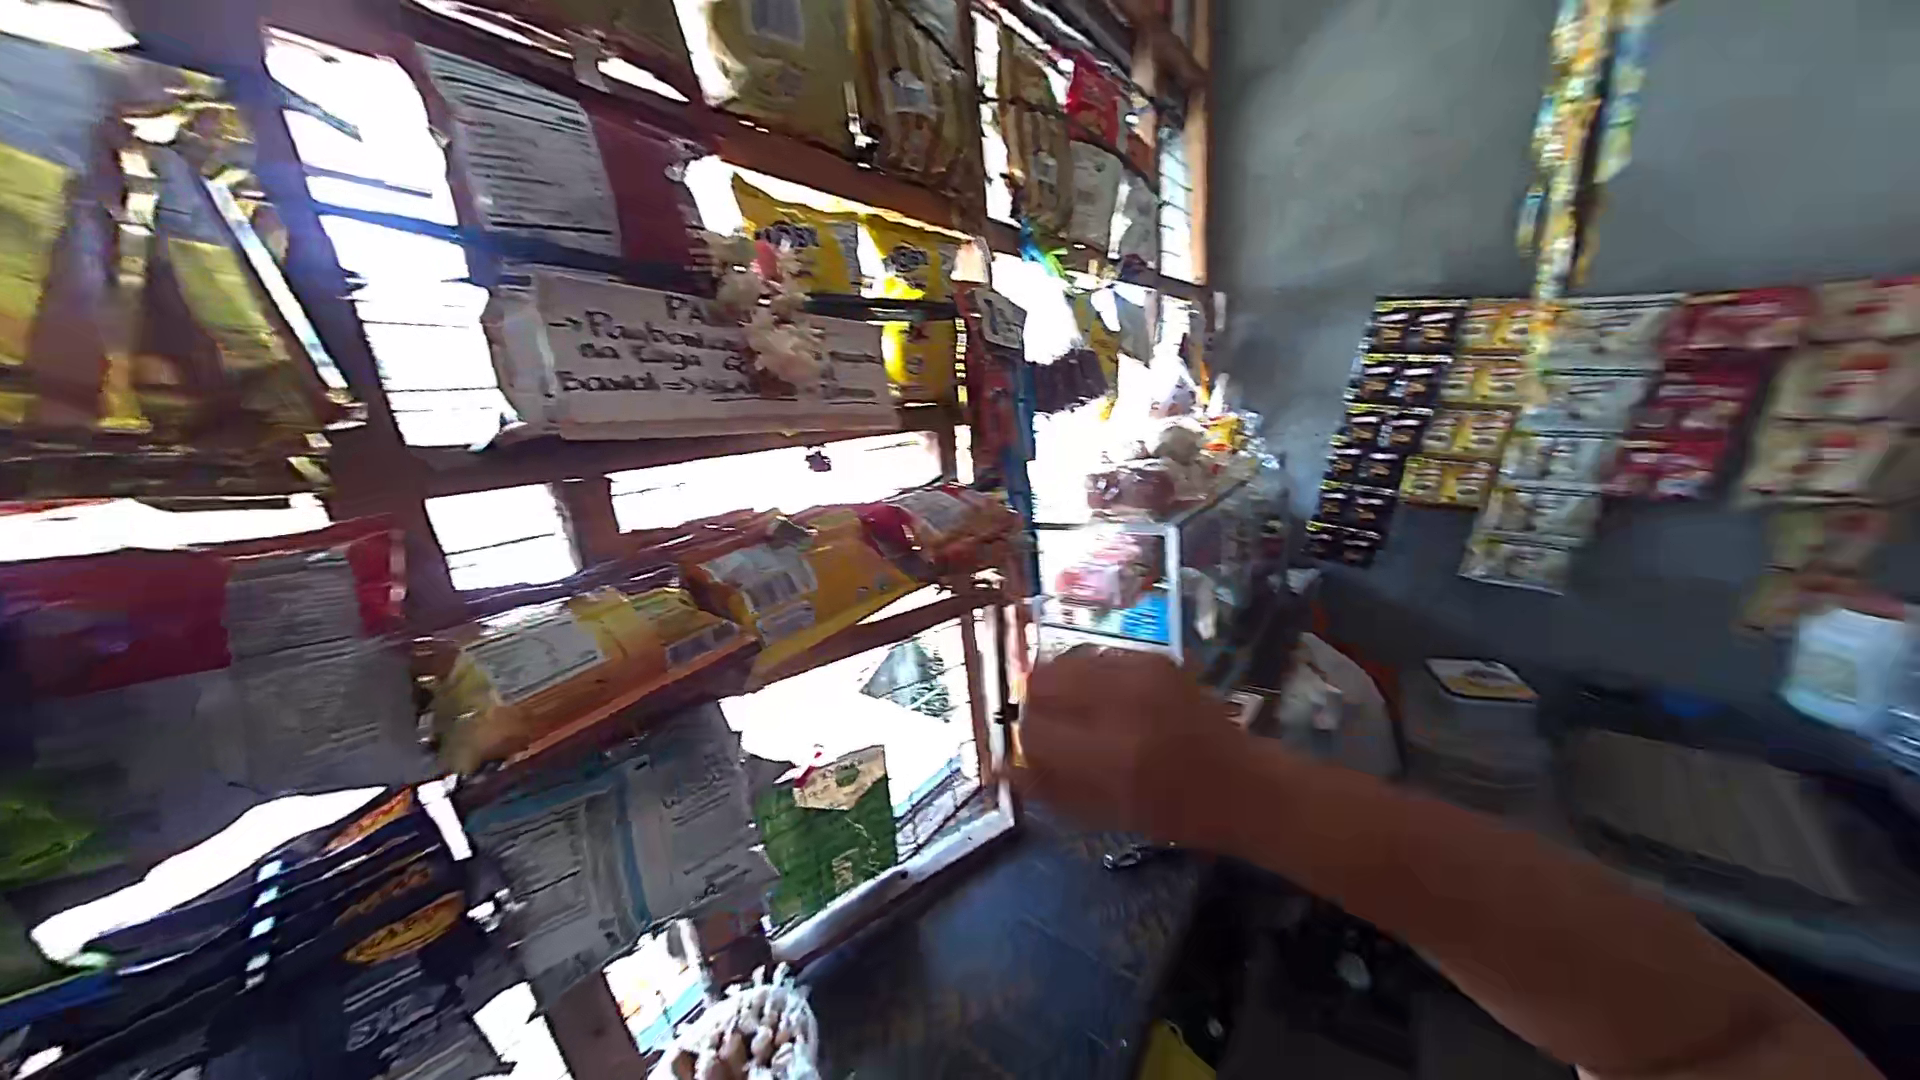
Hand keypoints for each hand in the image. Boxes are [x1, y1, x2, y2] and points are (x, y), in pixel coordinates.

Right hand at [1014, 646, 1246, 845]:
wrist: (1240, 781)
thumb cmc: (1174, 811)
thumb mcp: (1107, 813)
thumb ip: (1049, 787)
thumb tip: (1002, 767)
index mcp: (1110, 755)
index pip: (1034, 731)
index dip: (1027, 743)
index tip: (1037, 753)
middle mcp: (1121, 702)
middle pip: (1040, 682)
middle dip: (1036, 707)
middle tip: (1053, 728)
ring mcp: (1139, 671)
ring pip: (1062, 662)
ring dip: (1059, 687)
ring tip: (1078, 711)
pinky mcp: (1152, 656)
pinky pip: (1094, 656)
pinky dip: (1087, 676)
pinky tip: (1105, 698)